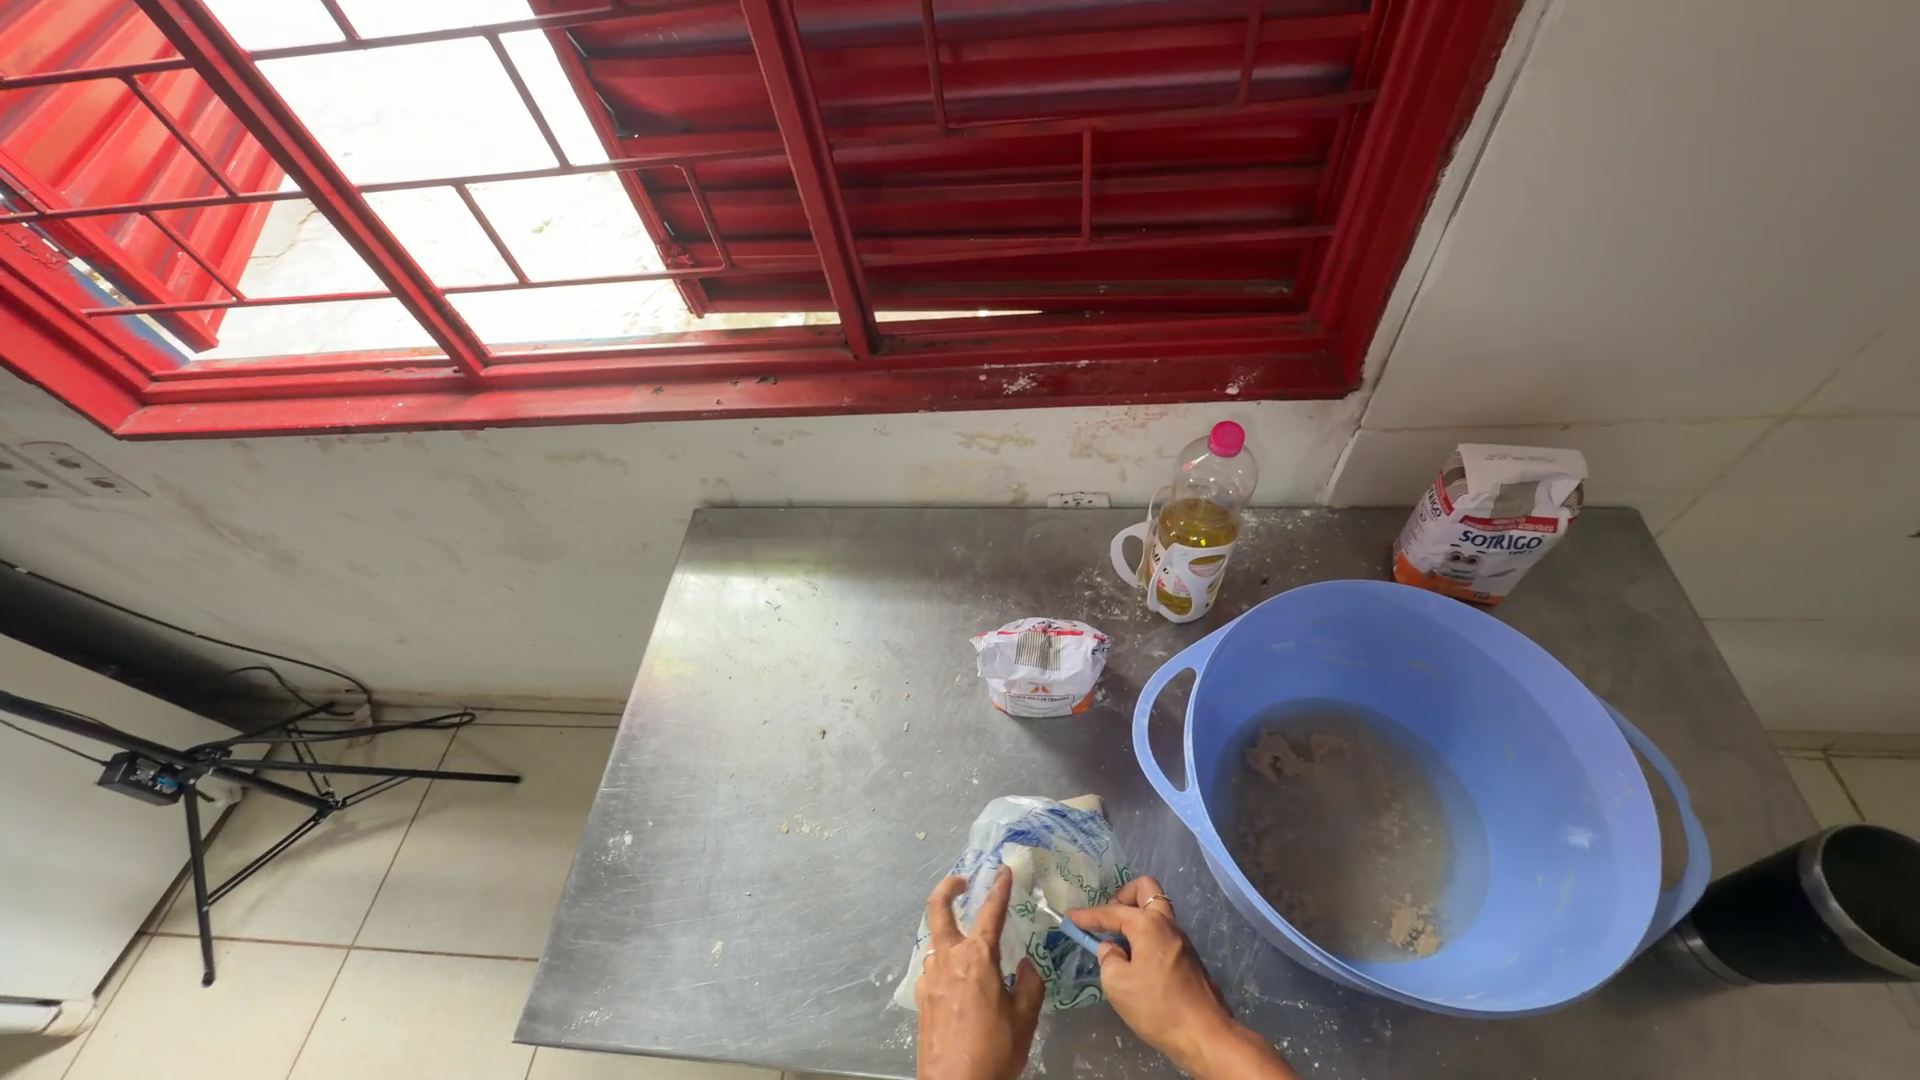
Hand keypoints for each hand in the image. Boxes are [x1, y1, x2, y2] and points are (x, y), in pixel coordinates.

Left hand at [915, 866, 1043, 1079]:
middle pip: (938, 908)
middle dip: (948, 887)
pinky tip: (959, 981)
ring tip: (969, 945)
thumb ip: (1029, 984)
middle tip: (962, 881)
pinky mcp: (920, 997)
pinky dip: (945, 962)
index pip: (990, 911)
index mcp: (976, 957)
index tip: (1003, 870)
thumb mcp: (1024, 1019)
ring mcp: (929, 976)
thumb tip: (1024, 965)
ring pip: (936, 940)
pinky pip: (933, 967)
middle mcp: (948, 958)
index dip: (999, 888)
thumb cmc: (993, 1051)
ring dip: (950, 933)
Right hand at [1071, 877, 1296, 1079]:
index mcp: (1148, 924)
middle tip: (1109, 919)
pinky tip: (1137, 959)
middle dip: (1123, 896)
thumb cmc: (1158, 1007)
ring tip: (1119, 941)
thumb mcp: (1118, 985)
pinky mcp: (1188, 958)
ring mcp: (1182, 940)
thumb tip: (1112, 949)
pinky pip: (1162, 932)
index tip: (1071, 917)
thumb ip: (1108, 959)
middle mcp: (1167, 923)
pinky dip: (1147, 935)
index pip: (1112, 912)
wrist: (1205, 1035)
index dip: (1088, 915)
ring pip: (1157, 910)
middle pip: (1146, 889)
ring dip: (1136, 916)